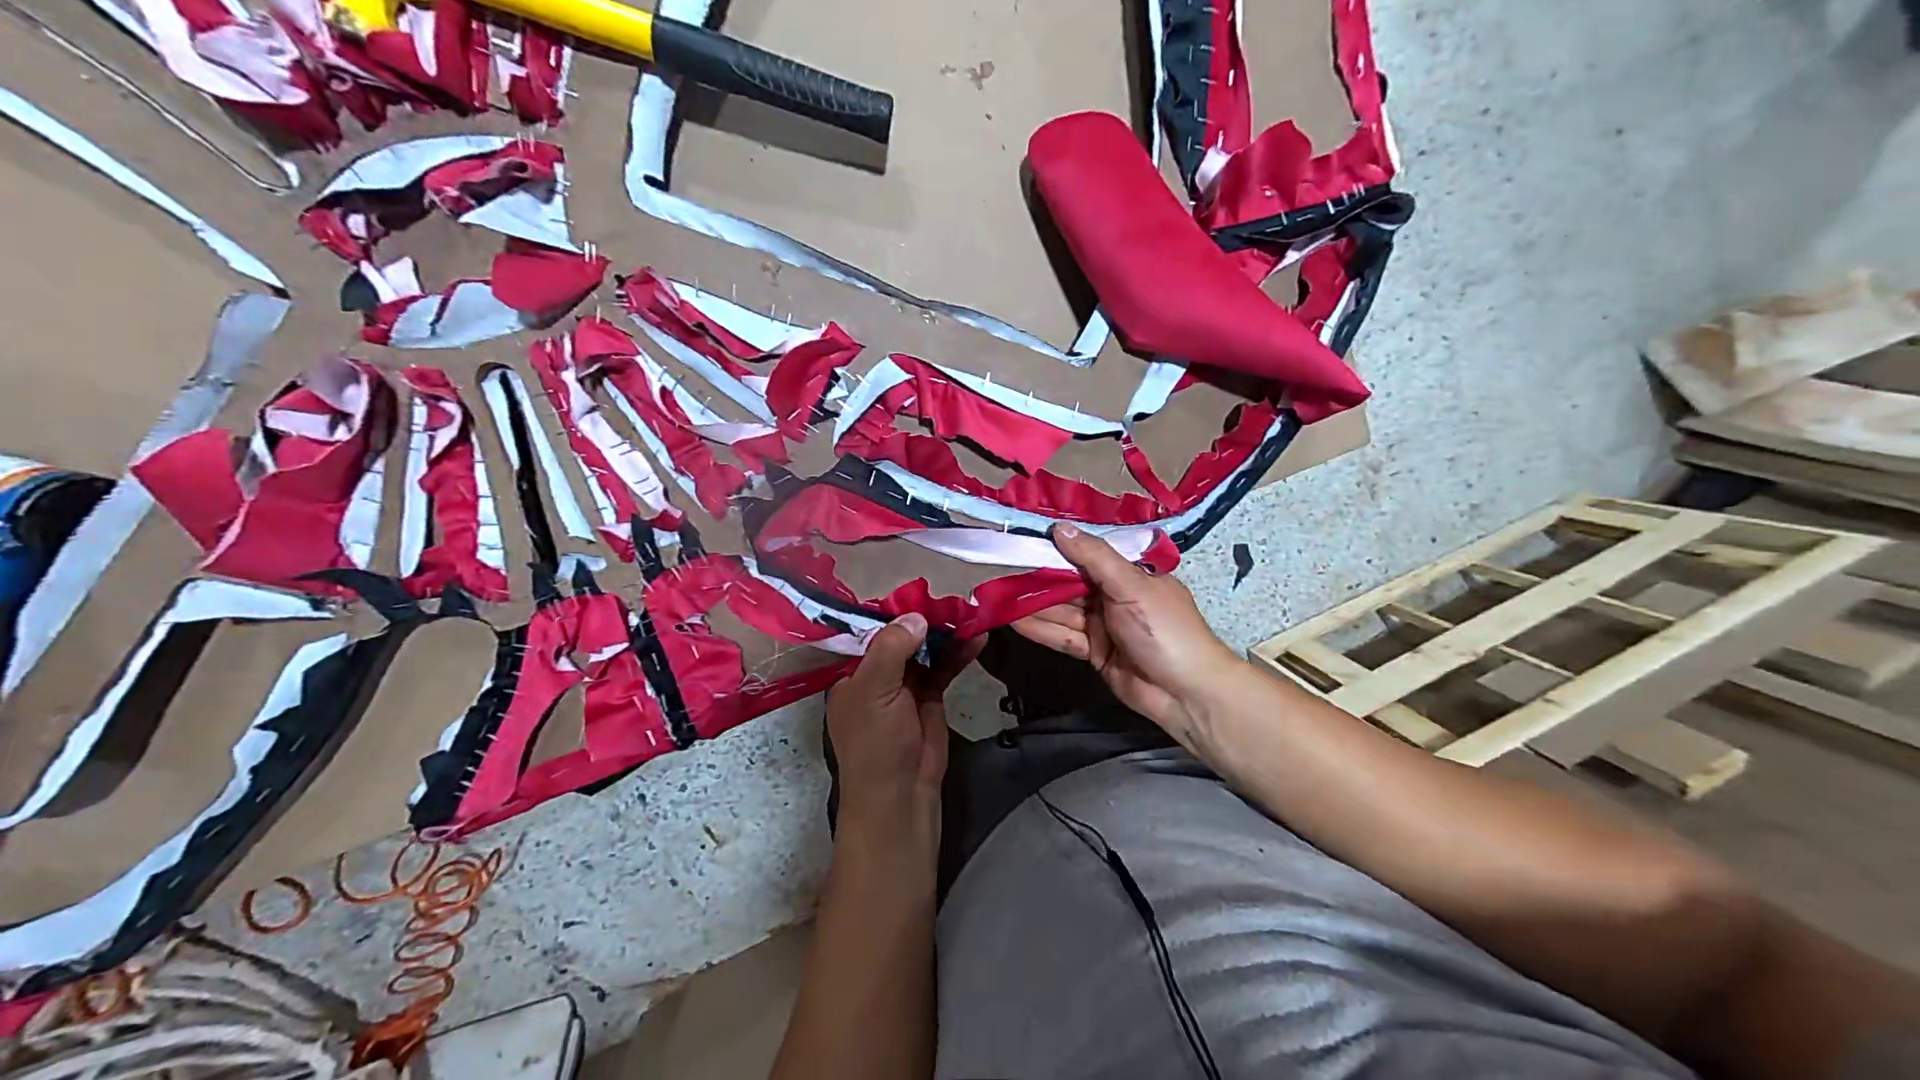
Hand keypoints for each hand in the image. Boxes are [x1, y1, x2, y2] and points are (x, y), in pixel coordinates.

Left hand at [826, 613, 983, 836]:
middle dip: (926, 620)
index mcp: (853, 673)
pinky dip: (959, 653)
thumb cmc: (876, 743)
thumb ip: (891, 649)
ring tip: (970, 614)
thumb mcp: (874, 691)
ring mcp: (905, 685)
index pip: (871, 632)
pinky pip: (944, 667)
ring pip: (926, 651)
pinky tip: (978, 639)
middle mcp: (877, 675)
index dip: (894, 612)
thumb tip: (915, 617)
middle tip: (954, 600)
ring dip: (946, 634)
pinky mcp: (930, 696)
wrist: (901, 795)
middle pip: (902, 638)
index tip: (921, 591)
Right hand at [1012, 524, 1242, 740]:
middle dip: (1039, 579)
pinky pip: (1063, 636)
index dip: (1059, 548)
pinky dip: (1040, 629)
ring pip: (1063, 610)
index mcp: (1131, 573)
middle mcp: (1115, 595)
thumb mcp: (1131, 586)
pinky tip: (1014, 621)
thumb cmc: (1165, 630)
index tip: (1026, 540)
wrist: (1186, 694)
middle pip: (1071, 583)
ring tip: (998, 596)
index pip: (1089, 554)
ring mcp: (1104, 625)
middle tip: (1003, 570)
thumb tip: (1061, 528)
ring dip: (1033, 605)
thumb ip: (1094, 558)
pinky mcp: (1094, 652)